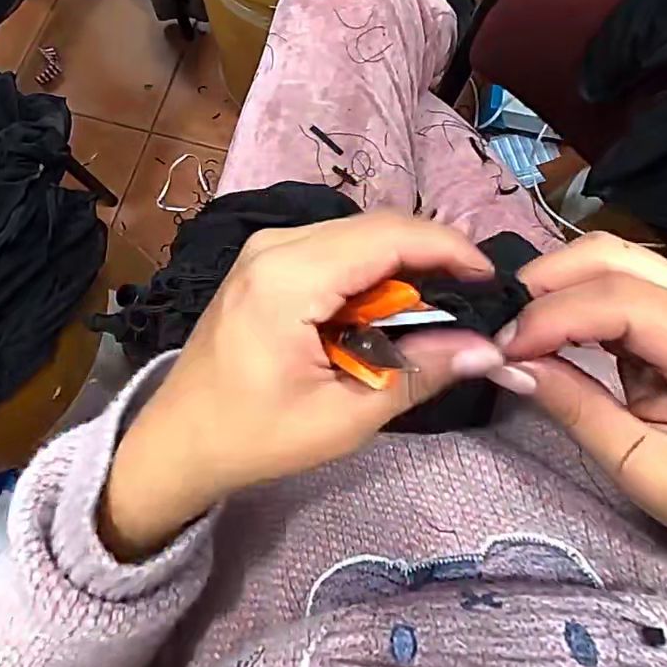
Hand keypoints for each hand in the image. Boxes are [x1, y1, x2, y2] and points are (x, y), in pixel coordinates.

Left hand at [99, 213, 503, 560]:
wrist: (177, 439)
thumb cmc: (254, 436)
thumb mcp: (343, 418)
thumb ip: (417, 373)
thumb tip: (484, 347)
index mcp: (289, 277)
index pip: (388, 236)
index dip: (448, 249)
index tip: (489, 278)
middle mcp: (276, 243)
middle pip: (376, 227)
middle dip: (431, 255)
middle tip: (470, 296)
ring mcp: (267, 245)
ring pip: (359, 232)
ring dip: (403, 262)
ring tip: (435, 303)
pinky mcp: (267, 257)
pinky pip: (336, 245)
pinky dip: (372, 268)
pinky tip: (386, 303)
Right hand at [496, 234, 666, 595]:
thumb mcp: (645, 471)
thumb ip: (575, 408)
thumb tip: (507, 363)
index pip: (623, 300)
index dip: (554, 314)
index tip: (505, 345)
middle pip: (617, 256)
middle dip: (548, 281)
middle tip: (506, 327)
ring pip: (615, 256)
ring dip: (559, 282)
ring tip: (524, 327)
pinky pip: (621, 279)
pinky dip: (577, 294)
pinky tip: (554, 326)